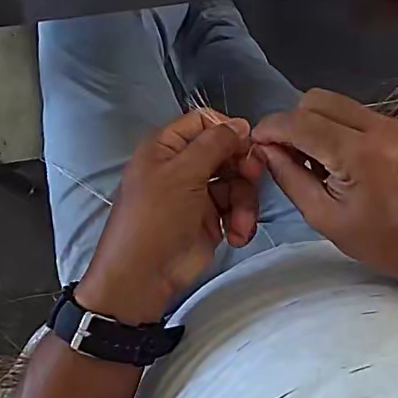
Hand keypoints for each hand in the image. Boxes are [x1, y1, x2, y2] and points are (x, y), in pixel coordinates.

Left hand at [75, 109, 261, 322]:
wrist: (144, 276)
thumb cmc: (154, 220)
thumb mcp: (182, 174)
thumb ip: (214, 143)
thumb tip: (240, 124)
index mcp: (167, 148)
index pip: (203, 122)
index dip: (227, 129)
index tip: (247, 143)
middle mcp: (183, 167)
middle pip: (227, 152)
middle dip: (243, 167)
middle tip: (253, 177)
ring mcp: (199, 194)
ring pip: (238, 182)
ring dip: (245, 202)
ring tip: (239, 224)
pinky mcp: (212, 219)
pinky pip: (238, 208)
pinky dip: (241, 221)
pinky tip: (236, 235)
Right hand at [254, 89, 397, 283]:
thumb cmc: (378, 239)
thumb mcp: (323, 216)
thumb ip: (290, 177)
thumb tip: (265, 150)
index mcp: (357, 153)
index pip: (300, 123)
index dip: (271, 129)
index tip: (255, 144)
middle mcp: (375, 127)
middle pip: (315, 101)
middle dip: (291, 123)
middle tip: (283, 155)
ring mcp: (387, 123)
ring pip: (331, 102)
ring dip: (310, 124)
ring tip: (308, 160)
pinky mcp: (392, 126)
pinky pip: (348, 112)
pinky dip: (330, 126)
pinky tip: (330, 157)